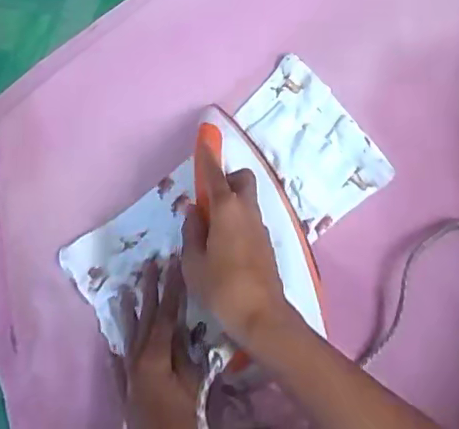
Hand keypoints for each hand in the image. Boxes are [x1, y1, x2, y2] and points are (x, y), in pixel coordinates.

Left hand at [117, 257, 199, 428]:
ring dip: (128, 310)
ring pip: (127, 334)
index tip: (173, 259)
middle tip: (151, 260)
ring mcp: (127, 374)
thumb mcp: (191, 386)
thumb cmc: (182, 421)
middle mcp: (136, 359)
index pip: (166, 312)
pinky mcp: (124, 390)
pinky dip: (114, 347)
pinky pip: (116, 362)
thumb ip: (185, 355)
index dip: (172, 285)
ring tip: (125, 287)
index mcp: (154, 355)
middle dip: (149, 287)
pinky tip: (109, 338)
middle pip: (145, 316)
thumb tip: (183, 327)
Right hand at [182, 141, 294, 349]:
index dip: (207, 156)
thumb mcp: (193, 262)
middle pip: (241, 179)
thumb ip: (191, 231)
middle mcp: (247, 210)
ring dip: (231, 204)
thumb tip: (193, 210)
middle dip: (227, 180)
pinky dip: (238, 223)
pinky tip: (225, 249)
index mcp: (226, 208)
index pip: (214, 173)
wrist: (263, 319)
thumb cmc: (222, 288)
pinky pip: (250, 221)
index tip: (203, 140)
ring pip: (247, 201)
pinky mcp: (267, 245)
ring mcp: (261, 227)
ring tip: (212, 233)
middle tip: (208, 202)